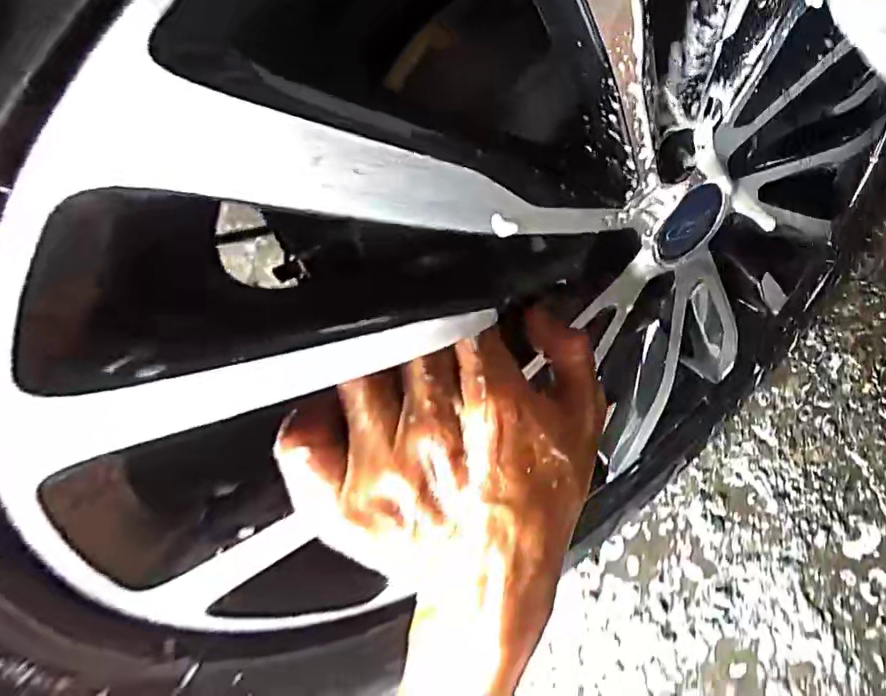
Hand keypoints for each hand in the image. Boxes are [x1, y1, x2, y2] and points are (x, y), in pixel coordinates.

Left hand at [274, 306, 603, 694]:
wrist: (498, 573)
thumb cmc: (540, 499)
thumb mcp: (583, 416)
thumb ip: (570, 352)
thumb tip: (541, 317)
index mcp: (495, 404)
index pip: (468, 323)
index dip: (477, 312)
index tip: (483, 320)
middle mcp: (433, 428)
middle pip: (413, 341)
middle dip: (434, 334)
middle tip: (449, 347)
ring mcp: (380, 464)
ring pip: (360, 373)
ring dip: (383, 363)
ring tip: (405, 372)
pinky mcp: (341, 500)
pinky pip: (303, 437)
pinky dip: (316, 413)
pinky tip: (346, 408)